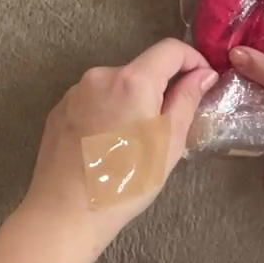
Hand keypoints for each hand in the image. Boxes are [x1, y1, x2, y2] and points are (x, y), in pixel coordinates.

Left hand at [19, 39, 217, 249]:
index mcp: (133, 80)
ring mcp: (76, 91)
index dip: (193, 60)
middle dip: (160, 88)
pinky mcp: (59, 109)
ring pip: (117, 86)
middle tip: (168, 126)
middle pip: (142, 69)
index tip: (203, 80)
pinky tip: (106, 145)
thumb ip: (188, 99)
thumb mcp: (169, 142)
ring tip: (133, 142)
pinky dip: (108, 112)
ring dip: (132, 102)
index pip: (171, 49)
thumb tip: (204, 73)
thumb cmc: (126, 181)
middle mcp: (101, 75)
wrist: (64, 214)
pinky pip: (94, 100)